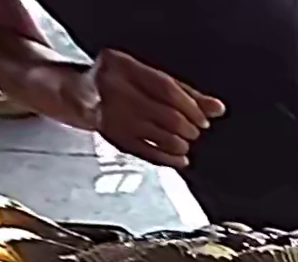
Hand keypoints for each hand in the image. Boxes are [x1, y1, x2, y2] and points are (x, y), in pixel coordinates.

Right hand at [72, 50, 225, 167]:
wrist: (78, 94)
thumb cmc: (126, 86)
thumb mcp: (150, 79)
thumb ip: (186, 94)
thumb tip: (219, 108)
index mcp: (122, 65)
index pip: (168, 89)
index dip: (192, 108)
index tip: (203, 121)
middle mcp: (113, 87)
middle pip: (170, 117)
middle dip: (190, 129)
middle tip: (191, 132)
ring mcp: (112, 114)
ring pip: (166, 138)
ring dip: (183, 145)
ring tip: (182, 141)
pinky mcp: (115, 138)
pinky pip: (154, 155)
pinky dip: (174, 160)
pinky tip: (180, 158)